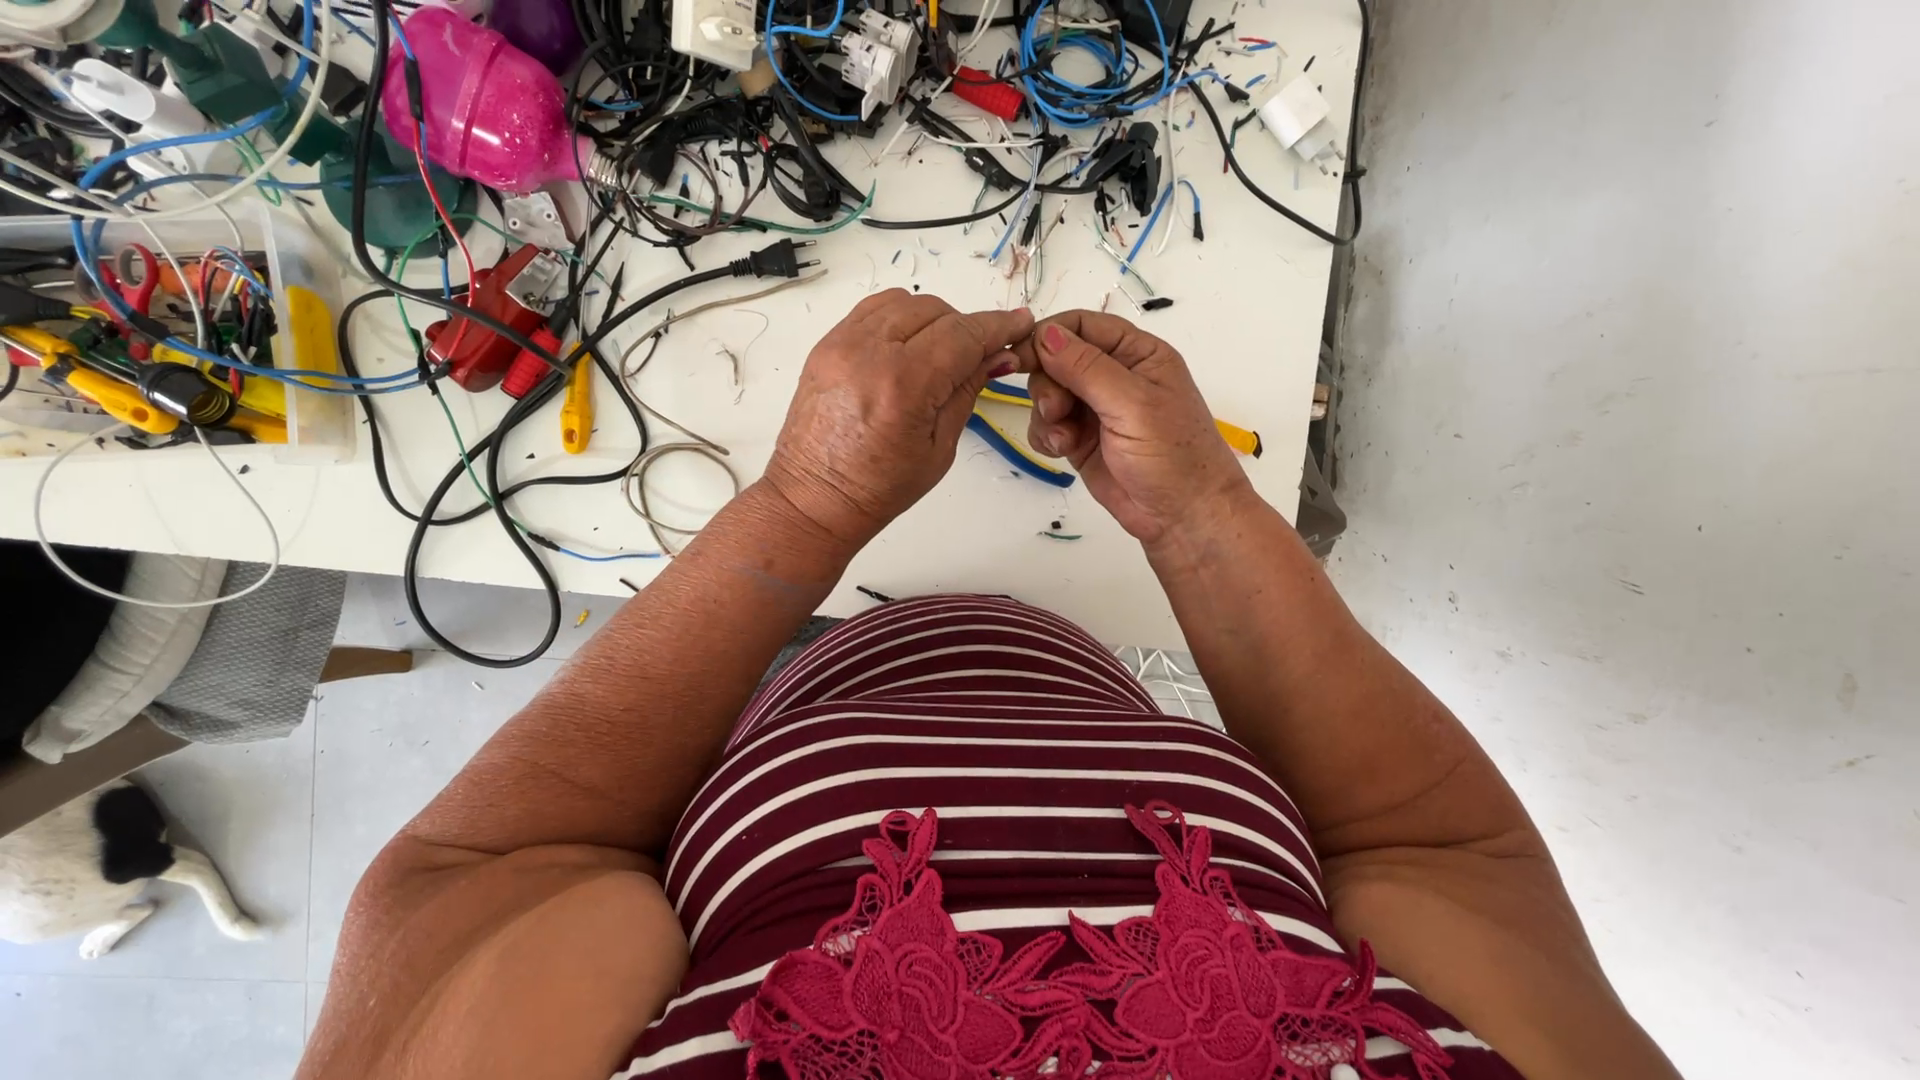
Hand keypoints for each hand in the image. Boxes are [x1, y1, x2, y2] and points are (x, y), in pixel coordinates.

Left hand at [763, 289, 1033, 546]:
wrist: (814, 499)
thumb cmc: (879, 488)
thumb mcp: (940, 447)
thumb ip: (967, 390)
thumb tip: (998, 354)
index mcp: (903, 386)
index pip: (962, 335)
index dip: (997, 326)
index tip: (1021, 322)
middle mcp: (869, 354)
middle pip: (935, 311)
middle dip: (965, 328)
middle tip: (977, 356)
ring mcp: (841, 344)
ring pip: (903, 302)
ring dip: (931, 319)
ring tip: (938, 354)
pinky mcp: (825, 345)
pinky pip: (872, 310)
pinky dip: (898, 318)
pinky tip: (907, 347)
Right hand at [1009, 311, 1255, 546]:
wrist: (1183, 516)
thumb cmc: (1171, 454)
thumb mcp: (1132, 404)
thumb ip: (1086, 368)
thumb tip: (1045, 333)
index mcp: (1137, 353)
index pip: (1082, 326)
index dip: (1049, 337)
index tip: (1021, 357)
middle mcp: (1114, 375)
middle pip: (1057, 359)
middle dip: (1048, 383)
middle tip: (1056, 410)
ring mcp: (1096, 409)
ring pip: (1048, 393)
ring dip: (1046, 414)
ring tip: (1064, 439)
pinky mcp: (1081, 440)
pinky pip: (1047, 425)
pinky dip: (1046, 435)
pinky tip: (1061, 451)